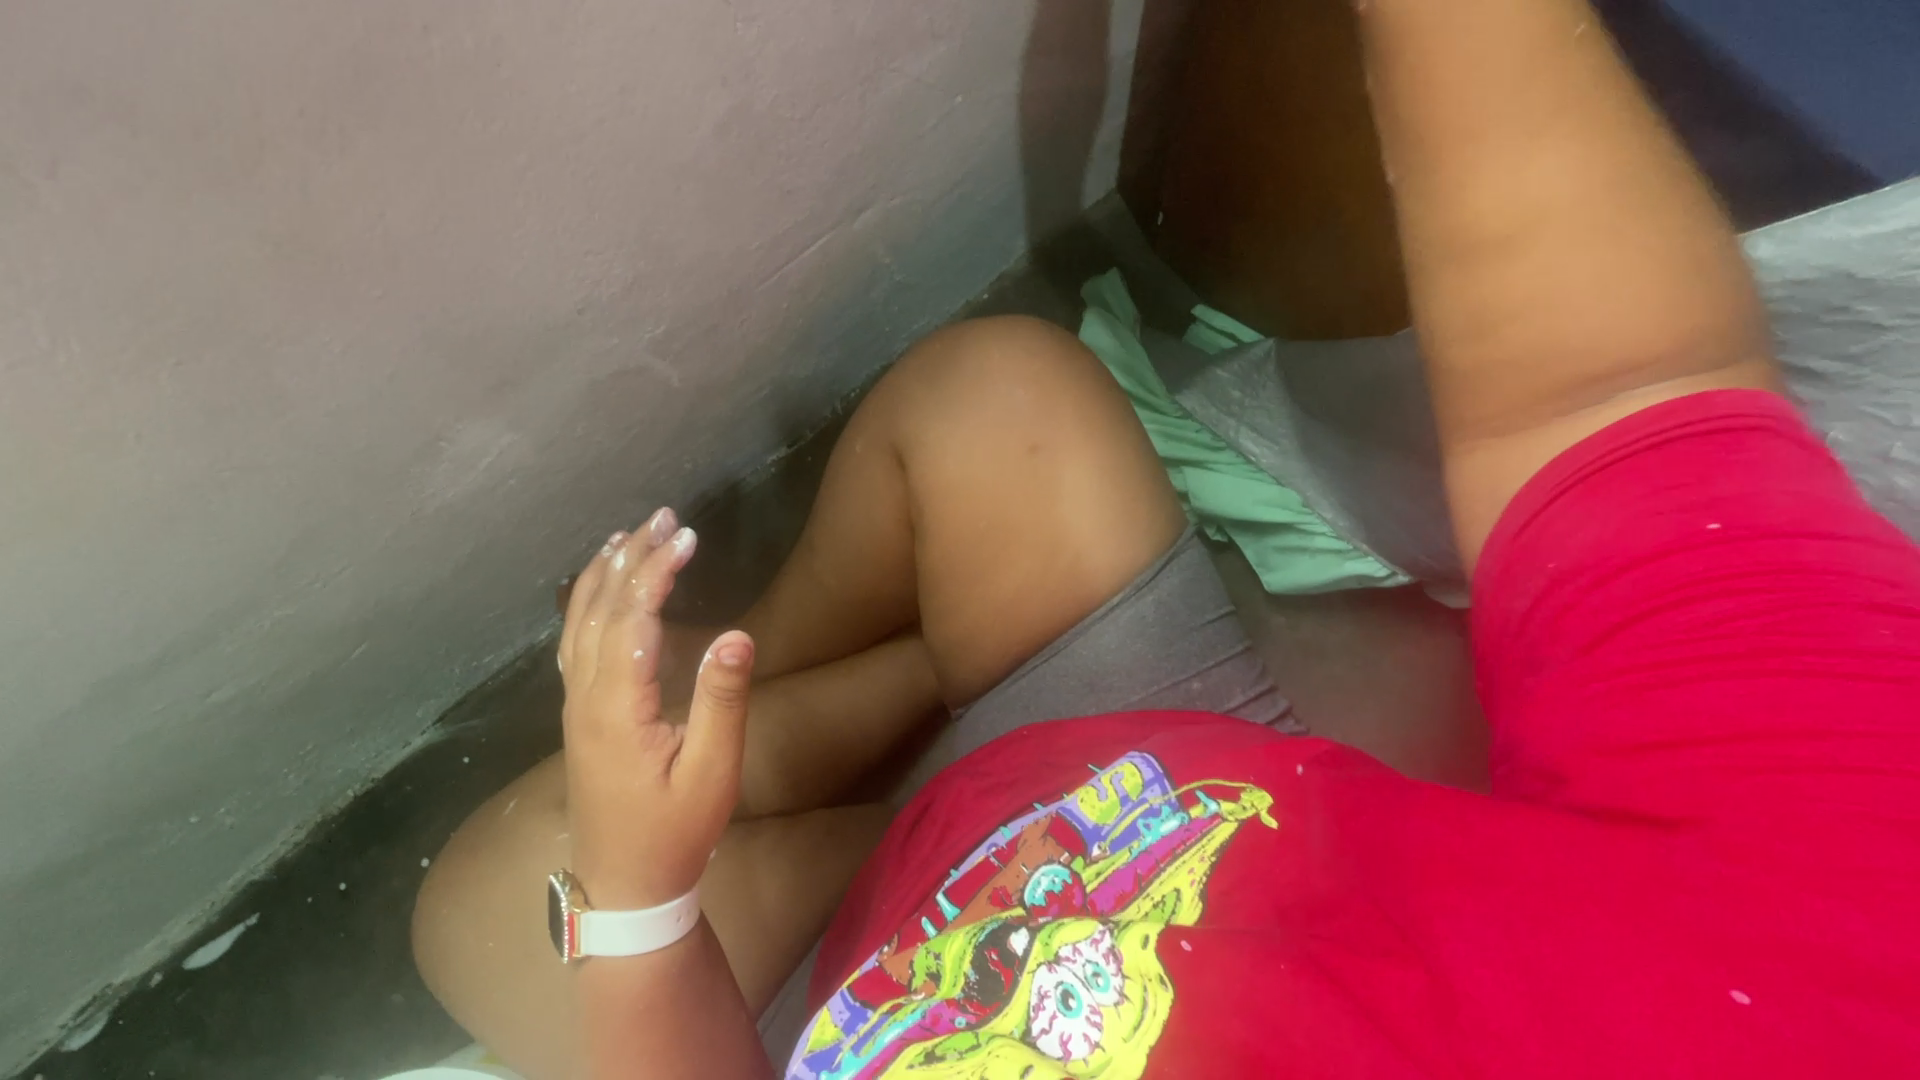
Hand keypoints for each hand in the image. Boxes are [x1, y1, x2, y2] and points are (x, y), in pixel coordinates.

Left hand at [558, 508, 754, 910]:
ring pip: (578, 623)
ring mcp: (576, 706)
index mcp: (617, 709)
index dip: (657, 572)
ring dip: (604, 575)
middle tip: (665, 518)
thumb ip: (721, 700)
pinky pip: (574, 643)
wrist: (626, 883)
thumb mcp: (713, 771)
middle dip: (632, 558)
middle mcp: (586, 698)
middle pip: (600, 611)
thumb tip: (736, 634)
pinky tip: (600, 589)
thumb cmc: (676, 829)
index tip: (687, 536)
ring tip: (629, 535)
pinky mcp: (580, 715)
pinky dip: (586, 604)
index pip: (631, 620)